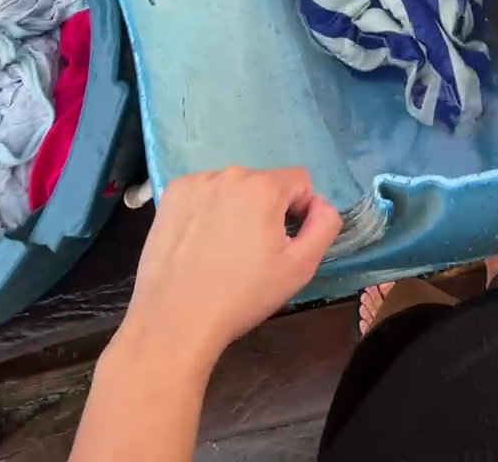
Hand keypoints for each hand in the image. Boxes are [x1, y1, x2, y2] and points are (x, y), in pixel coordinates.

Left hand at [120, 167, 341, 366]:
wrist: (174, 323)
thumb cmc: (242, 296)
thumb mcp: (300, 267)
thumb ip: (325, 225)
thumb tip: (322, 204)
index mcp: (264, 186)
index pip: (300, 181)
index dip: (299, 211)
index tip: (281, 243)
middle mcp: (231, 174)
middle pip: (266, 183)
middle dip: (267, 210)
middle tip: (251, 252)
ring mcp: (198, 182)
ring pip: (235, 187)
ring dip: (238, 208)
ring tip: (222, 249)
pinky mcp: (172, 194)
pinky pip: (205, 191)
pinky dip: (208, 208)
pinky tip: (200, 240)